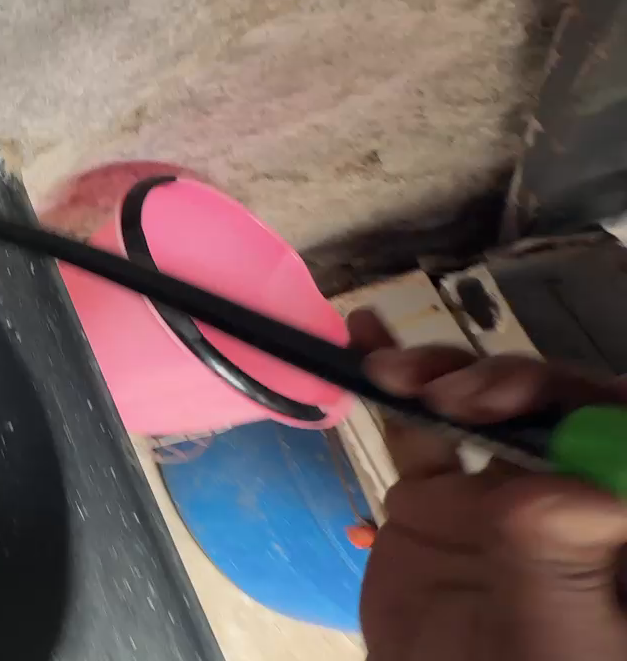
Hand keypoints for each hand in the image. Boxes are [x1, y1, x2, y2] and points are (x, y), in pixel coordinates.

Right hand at [350, 308, 626, 660]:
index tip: (529, 403)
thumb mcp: (552, 642)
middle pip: (569, 413)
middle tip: (457, 398)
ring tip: (394, 375)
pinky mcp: (436, 494)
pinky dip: (390, 377)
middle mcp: (582, 508)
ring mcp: (505, 498)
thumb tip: (575, 487)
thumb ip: (557, 564)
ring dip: (444, 376)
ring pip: (490, 408)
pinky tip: (367, 341)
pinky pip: (417, 427)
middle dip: (515, 386)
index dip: (603, 407)